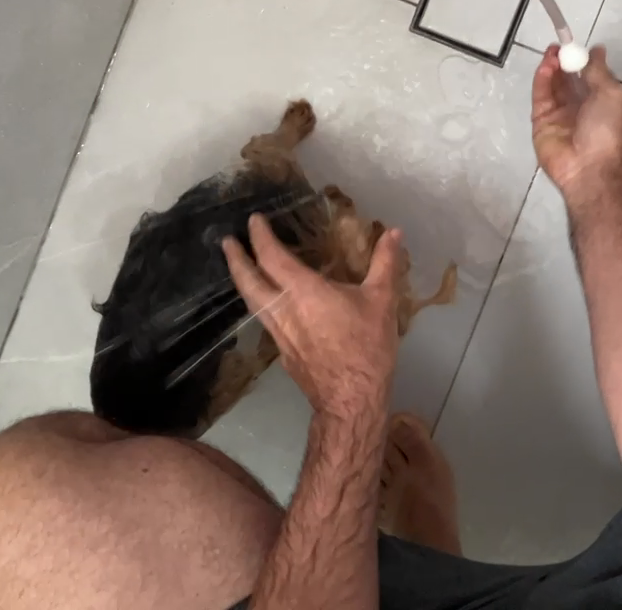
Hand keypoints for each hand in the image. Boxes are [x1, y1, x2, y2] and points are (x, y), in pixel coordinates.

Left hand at [223, 213, 402, 421]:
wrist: (351, 400)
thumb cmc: (366, 346)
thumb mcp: (382, 299)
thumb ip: (385, 262)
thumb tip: (394, 231)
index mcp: (304, 292)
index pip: (272, 257)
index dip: (260, 237)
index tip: (254, 220)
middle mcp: (284, 310)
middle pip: (249, 281)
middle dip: (236, 259)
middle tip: (227, 241)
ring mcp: (279, 333)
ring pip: (252, 302)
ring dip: (242, 281)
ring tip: (240, 267)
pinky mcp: (282, 352)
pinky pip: (263, 319)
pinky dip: (258, 303)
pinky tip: (266, 303)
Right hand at [531, 44, 621, 194]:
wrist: (589, 167)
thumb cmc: (607, 129)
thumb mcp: (612, 95)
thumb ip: (600, 71)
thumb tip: (598, 50)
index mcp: (601, 102)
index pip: (588, 76)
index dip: (582, 60)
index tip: (575, 45)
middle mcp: (579, 107)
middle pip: (568, 79)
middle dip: (563, 61)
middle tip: (557, 46)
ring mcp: (559, 114)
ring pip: (552, 85)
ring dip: (552, 67)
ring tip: (551, 52)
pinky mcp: (541, 121)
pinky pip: (540, 96)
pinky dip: (542, 79)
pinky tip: (546, 66)